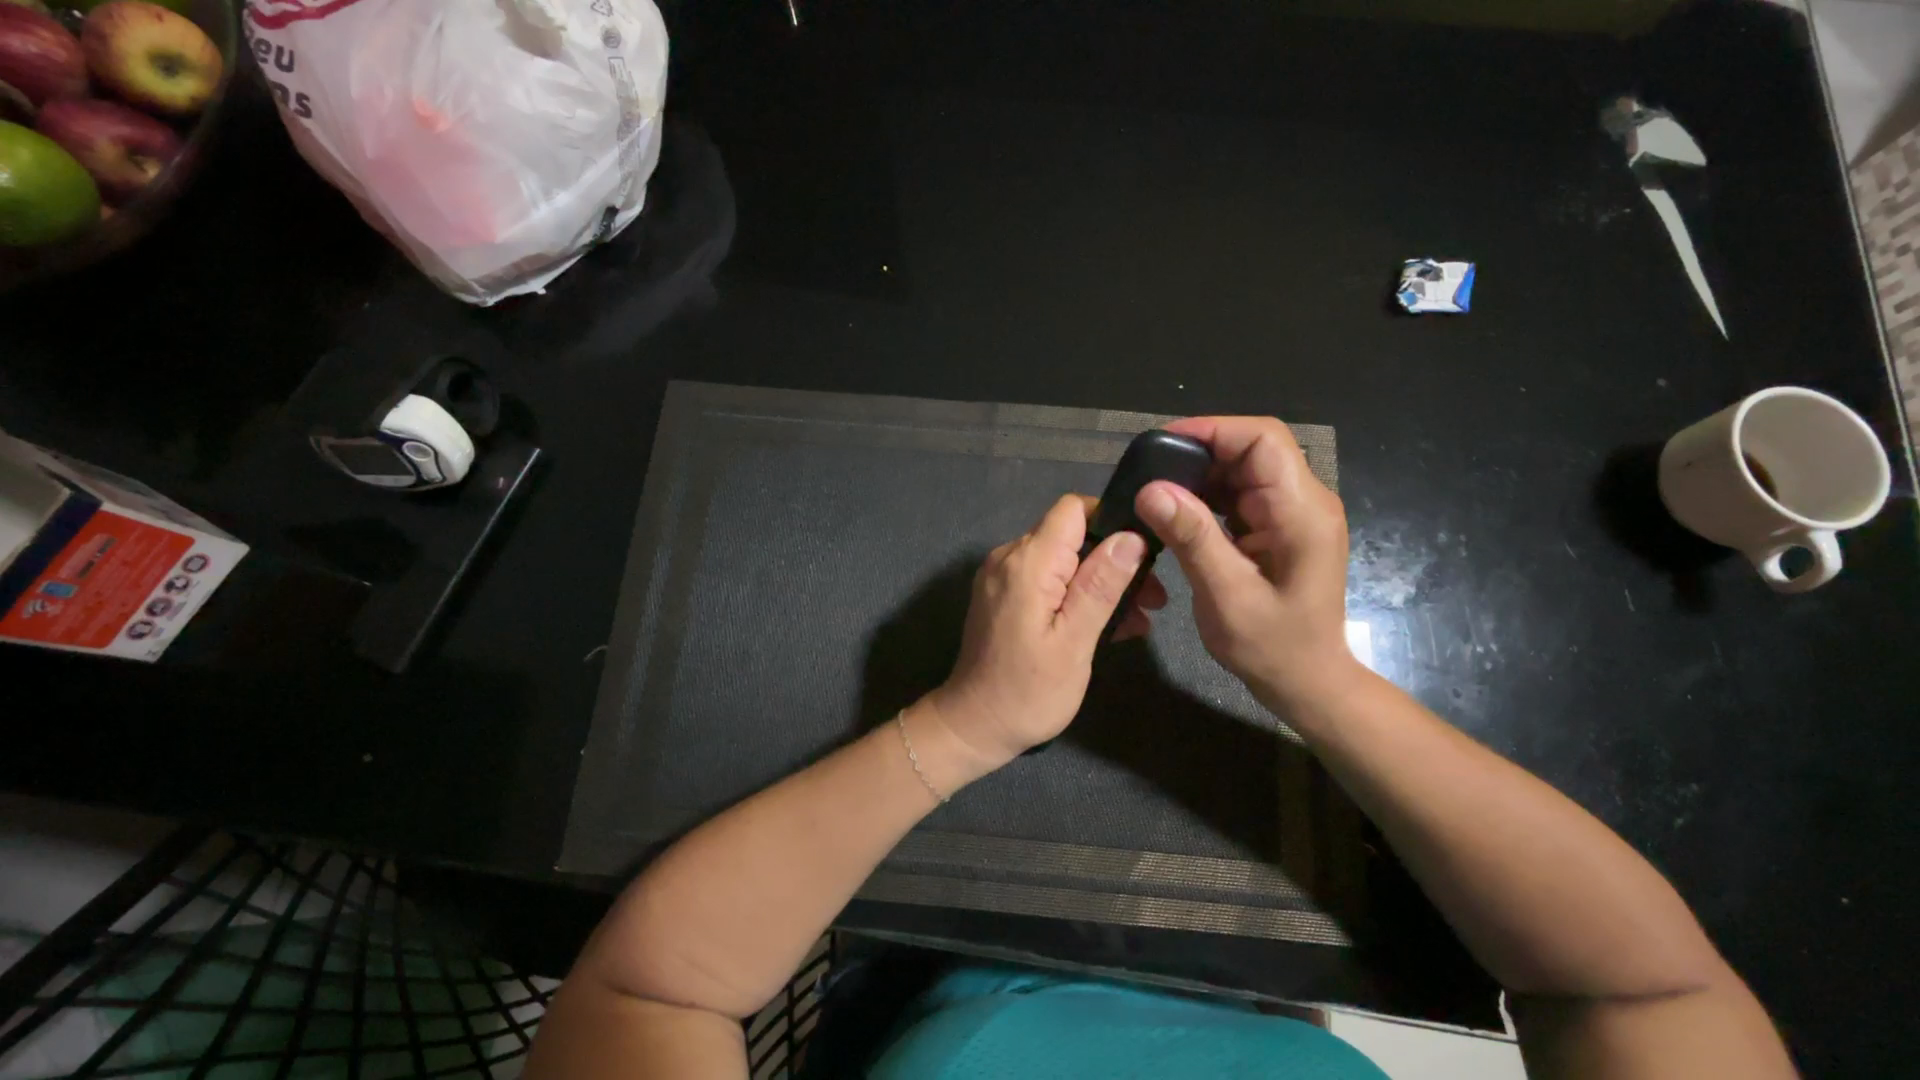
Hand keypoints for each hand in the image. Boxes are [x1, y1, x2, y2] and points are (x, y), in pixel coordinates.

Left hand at [926, 494, 1161, 768]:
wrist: (974, 726)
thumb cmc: (1029, 691)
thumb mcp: (1074, 642)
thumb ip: (1101, 586)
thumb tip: (1131, 536)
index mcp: (1027, 563)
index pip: (1072, 509)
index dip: (1112, 520)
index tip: (1146, 551)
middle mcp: (1009, 558)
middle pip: (1071, 534)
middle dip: (1114, 558)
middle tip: (1154, 598)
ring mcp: (1003, 577)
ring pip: (1062, 559)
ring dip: (1100, 581)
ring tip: (1138, 619)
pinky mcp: (1003, 597)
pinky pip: (1046, 580)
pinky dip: (1076, 595)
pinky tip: (1107, 626)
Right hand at [1133, 416, 1358, 707]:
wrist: (1308, 683)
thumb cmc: (1273, 646)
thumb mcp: (1226, 595)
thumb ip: (1192, 538)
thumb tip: (1151, 488)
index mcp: (1301, 511)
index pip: (1263, 440)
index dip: (1213, 430)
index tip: (1161, 445)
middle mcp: (1304, 501)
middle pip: (1252, 449)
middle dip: (1199, 454)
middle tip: (1148, 474)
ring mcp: (1293, 514)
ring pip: (1243, 470)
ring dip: (1200, 476)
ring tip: (1155, 493)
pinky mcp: (1279, 528)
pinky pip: (1241, 495)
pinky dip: (1207, 498)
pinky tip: (1177, 514)